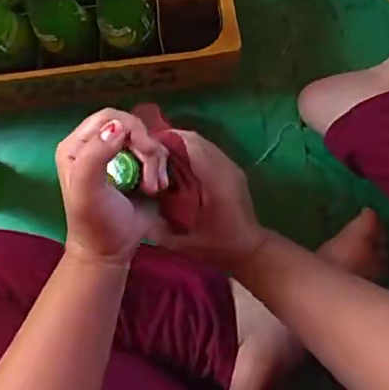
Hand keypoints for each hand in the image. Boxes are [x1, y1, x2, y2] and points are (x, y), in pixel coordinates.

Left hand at [56, 109, 168, 265]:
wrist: (110, 252)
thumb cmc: (95, 223)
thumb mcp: (88, 191)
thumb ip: (95, 156)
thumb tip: (117, 127)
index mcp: (76, 146)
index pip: (107, 117)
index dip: (129, 127)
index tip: (142, 150)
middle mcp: (95, 145)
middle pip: (130, 125)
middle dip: (145, 147)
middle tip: (149, 177)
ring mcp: (116, 155)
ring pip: (146, 138)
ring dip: (155, 161)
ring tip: (152, 188)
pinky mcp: (135, 166)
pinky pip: (155, 152)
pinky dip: (160, 168)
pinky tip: (157, 187)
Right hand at [150, 129, 267, 269]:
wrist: (251, 250)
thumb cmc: (219, 247)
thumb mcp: (186, 245)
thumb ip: (161, 232)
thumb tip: (137, 216)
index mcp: (215, 181)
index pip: (191, 146)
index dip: (169, 140)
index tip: (148, 146)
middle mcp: (224, 168)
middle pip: (196, 139)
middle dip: (172, 140)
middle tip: (151, 150)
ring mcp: (231, 167)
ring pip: (203, 143)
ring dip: (182, 144)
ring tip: (162, 155)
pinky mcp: (232, 170)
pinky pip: (209, 150)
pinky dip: (192, 151)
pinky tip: (179, 164)